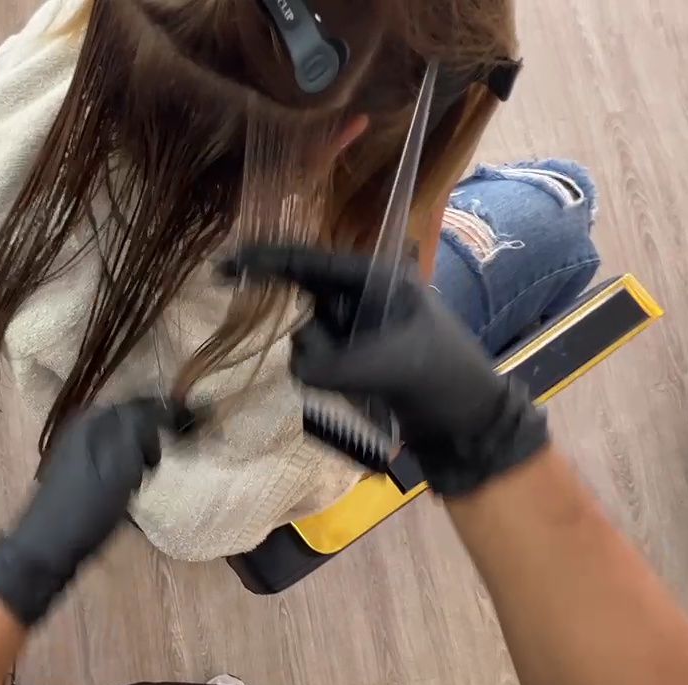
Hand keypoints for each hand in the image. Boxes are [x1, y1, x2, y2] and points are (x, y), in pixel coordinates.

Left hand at [0, 397, 169, 624]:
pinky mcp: (75, 473)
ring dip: (140, 451)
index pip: (140, 404)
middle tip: (168, 455)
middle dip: (153, 433)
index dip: (168, 412)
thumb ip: (138, 430)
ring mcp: (75, 452)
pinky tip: (129, 488)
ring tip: (149, 474)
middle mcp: (82, 430)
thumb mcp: (120, 468)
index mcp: (92, 423)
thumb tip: (160, 408)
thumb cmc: (86, 511)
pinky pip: (110, 458)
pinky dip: (126, 466)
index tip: (193, 425)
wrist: (45, 550)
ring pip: (120, 440)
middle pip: (129, 420)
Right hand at [221, 244, 548, 495]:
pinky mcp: (348, 356)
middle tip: (345, 365)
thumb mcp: (384, 369)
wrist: (464, 421)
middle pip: (302, 304)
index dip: (264, 261)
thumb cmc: (440, 380)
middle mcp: (359, 297)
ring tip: (365, 382)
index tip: (223, 266)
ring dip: (322, 365)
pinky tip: (356, 389)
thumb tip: (296, 364)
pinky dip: (324, 379)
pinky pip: (313, 362)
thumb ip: (327, 365)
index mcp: (376, 279)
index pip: (309, 262)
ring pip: (305, 340)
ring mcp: (352, 327)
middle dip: (313, 338)